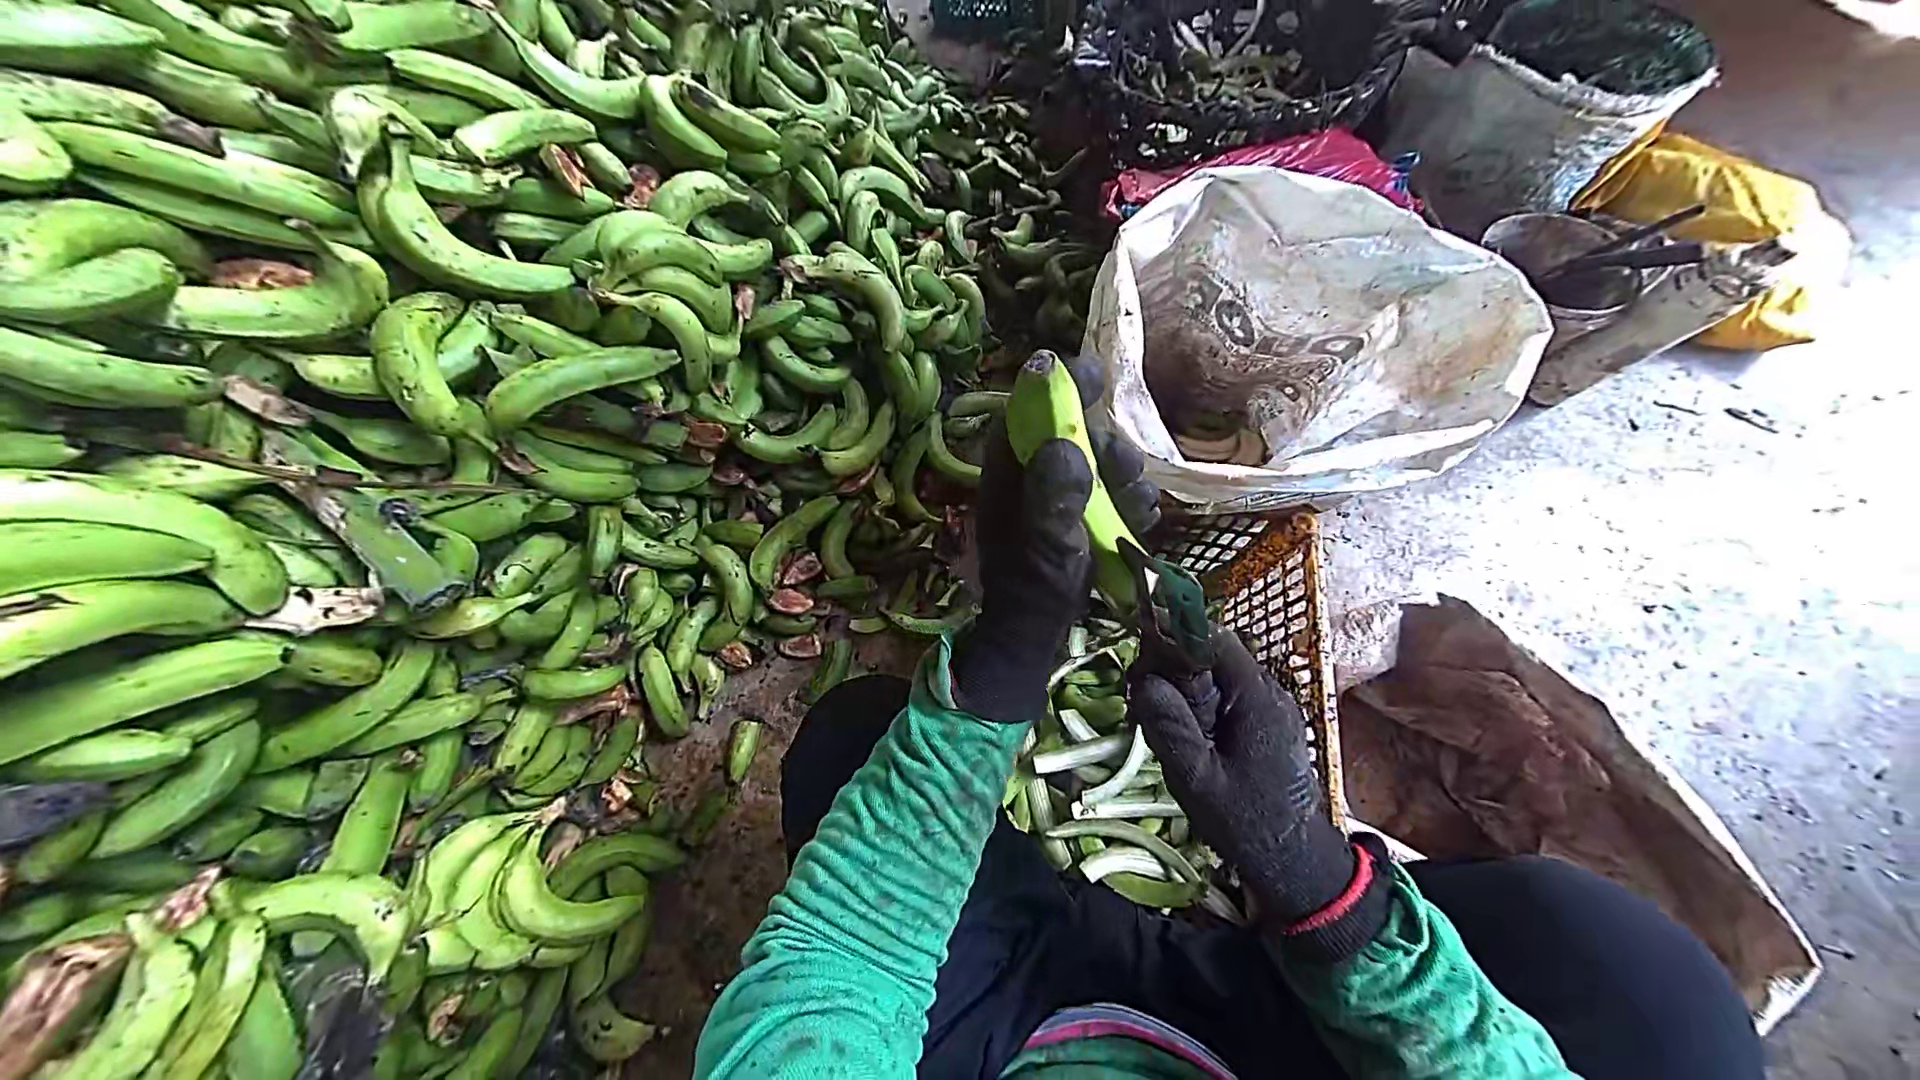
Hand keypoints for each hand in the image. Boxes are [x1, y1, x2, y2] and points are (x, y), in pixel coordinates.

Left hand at [952, 350, 1161, 725]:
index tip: (1095, 374)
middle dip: (1108, 446)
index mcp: (1011, 465)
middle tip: (1123, 472)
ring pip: (1104, 459)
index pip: (1032, 405)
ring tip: (1132, 509)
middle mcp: (1036, 468)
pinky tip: (1137, 523)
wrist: (1039, 628)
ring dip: (1127, 477)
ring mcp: (1063, 489)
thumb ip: (1053, 494)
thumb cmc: (1033, 584)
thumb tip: (1066, 442)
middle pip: (1079, 430)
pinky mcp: (1086, 510)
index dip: (1061, 384)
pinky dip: (1132, 502)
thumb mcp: (1043, 541)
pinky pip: (1117, 490)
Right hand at [1128, 630, 1361, 929]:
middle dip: (1172, 661)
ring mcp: (1269, 704)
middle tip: (1139, 690)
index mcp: (1257, 699)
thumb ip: (1170, 726)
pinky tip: (1178, 724)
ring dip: (1181, 681)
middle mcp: (1268, 692)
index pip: (1214, 639)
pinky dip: (1196, 697)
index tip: (1140, 655)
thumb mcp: (1196, 778)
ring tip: (1153, 710)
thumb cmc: (1244, 822)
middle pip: (1213, 651)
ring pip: (1216, 670)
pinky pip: (1224, 691)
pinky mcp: (1263, 719)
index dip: (1173, 636)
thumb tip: (1143, 678)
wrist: (1292, 861)